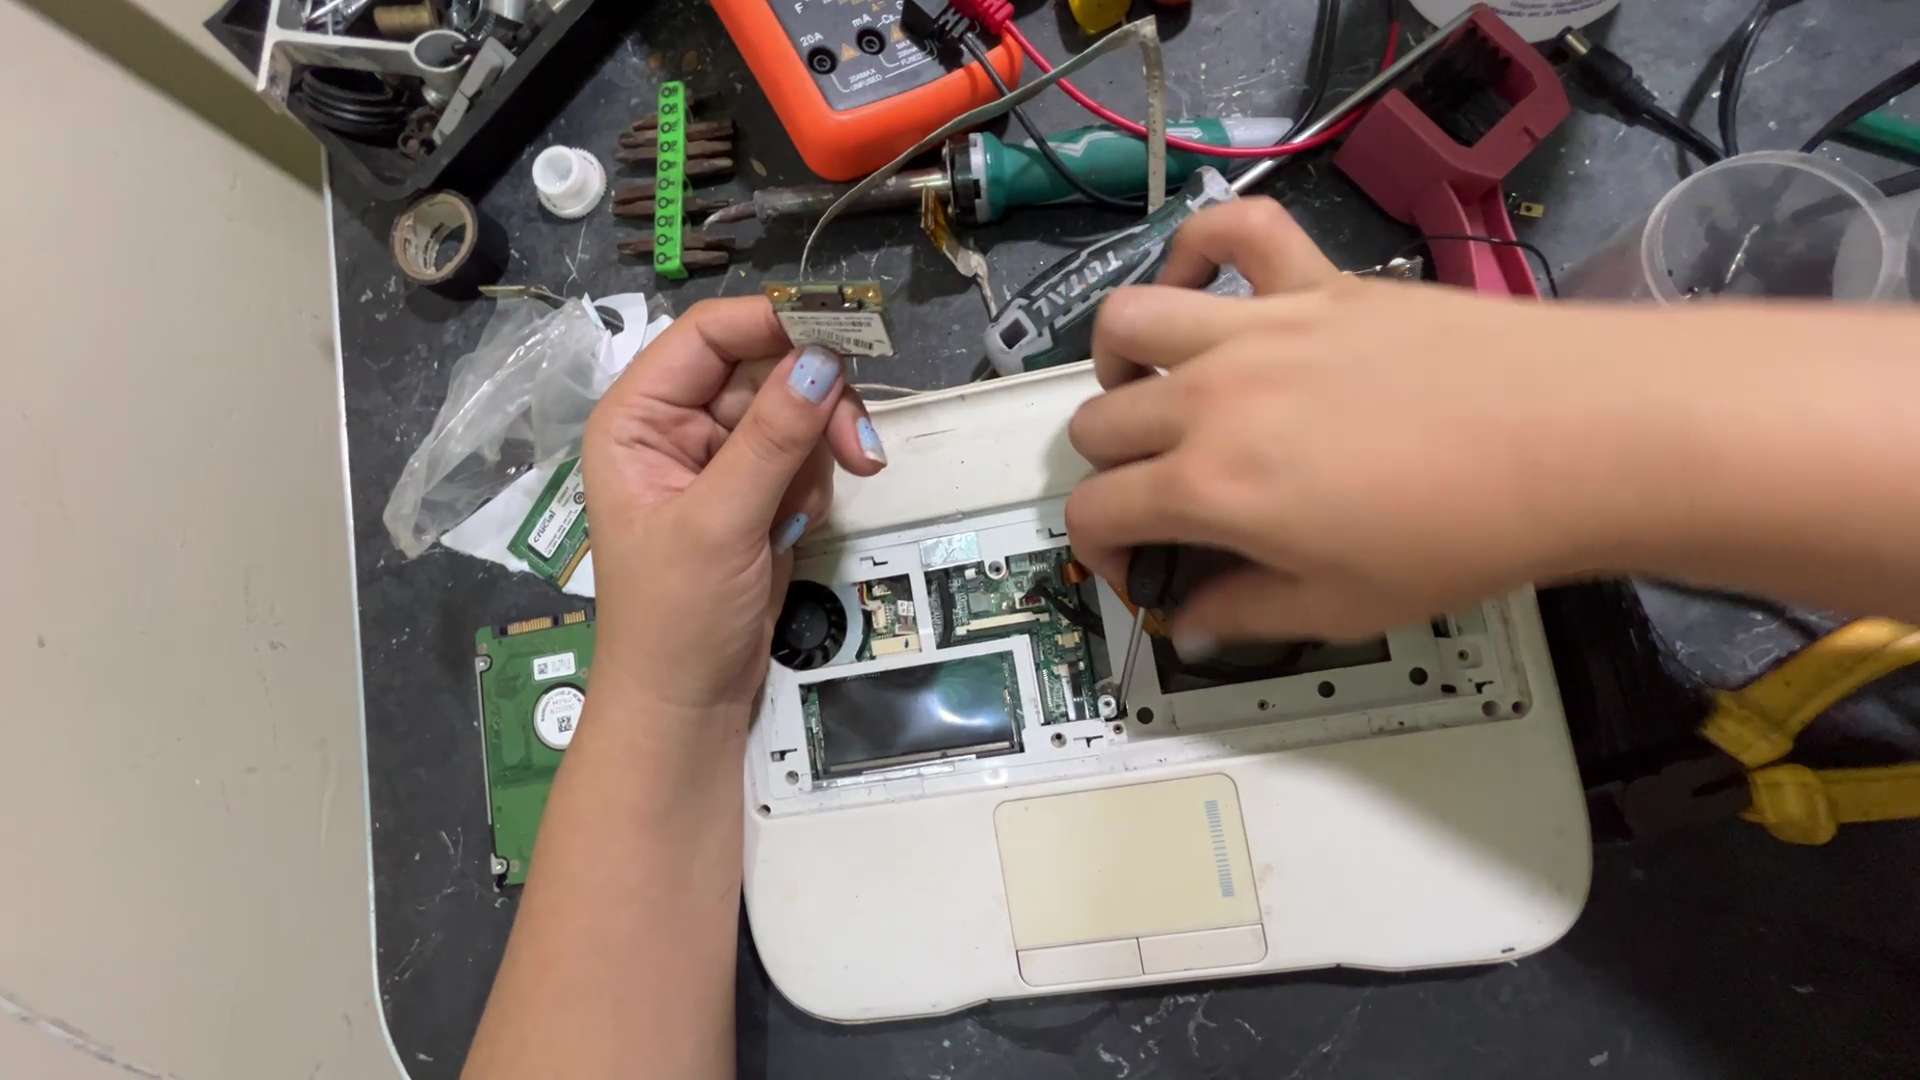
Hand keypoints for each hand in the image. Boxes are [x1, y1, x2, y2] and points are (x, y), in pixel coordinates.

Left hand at [581, 297, 886, 718]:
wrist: (690, 698)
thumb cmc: (678, 614)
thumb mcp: (720, 522)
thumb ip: (772, 438)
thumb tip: (825, 360)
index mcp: (641, 416)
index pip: (710, 336)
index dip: (775, 323)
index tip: (847, 333)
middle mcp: (679, 426)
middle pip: (766, 373)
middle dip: (815, 409)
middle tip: (862, 449)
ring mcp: (722, 460)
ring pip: (795, 414)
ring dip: (818, 455)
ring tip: (807, 515)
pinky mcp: (757, 491)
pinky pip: (803, 457)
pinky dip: (813, 486)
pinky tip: (795, 528)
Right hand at [1066, 199, 1656, 643]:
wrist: (1587, 437)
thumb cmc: (1462, 535)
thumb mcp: (1339, 607)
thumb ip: (1239, 616)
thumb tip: (1188, 626)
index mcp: (1209, 485)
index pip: (1093, 512)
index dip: (1098, 551)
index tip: (1138, 569)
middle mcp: (1209, 398)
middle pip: (1094, 424)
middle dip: (1107, 472)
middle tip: (1158, 495)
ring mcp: (1256, 329)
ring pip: (1125, 322)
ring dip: (1115, 364)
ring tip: (1150, 392)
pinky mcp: (1313, 283)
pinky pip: (1233, 231)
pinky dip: (1198, 251)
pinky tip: (1205, 291)